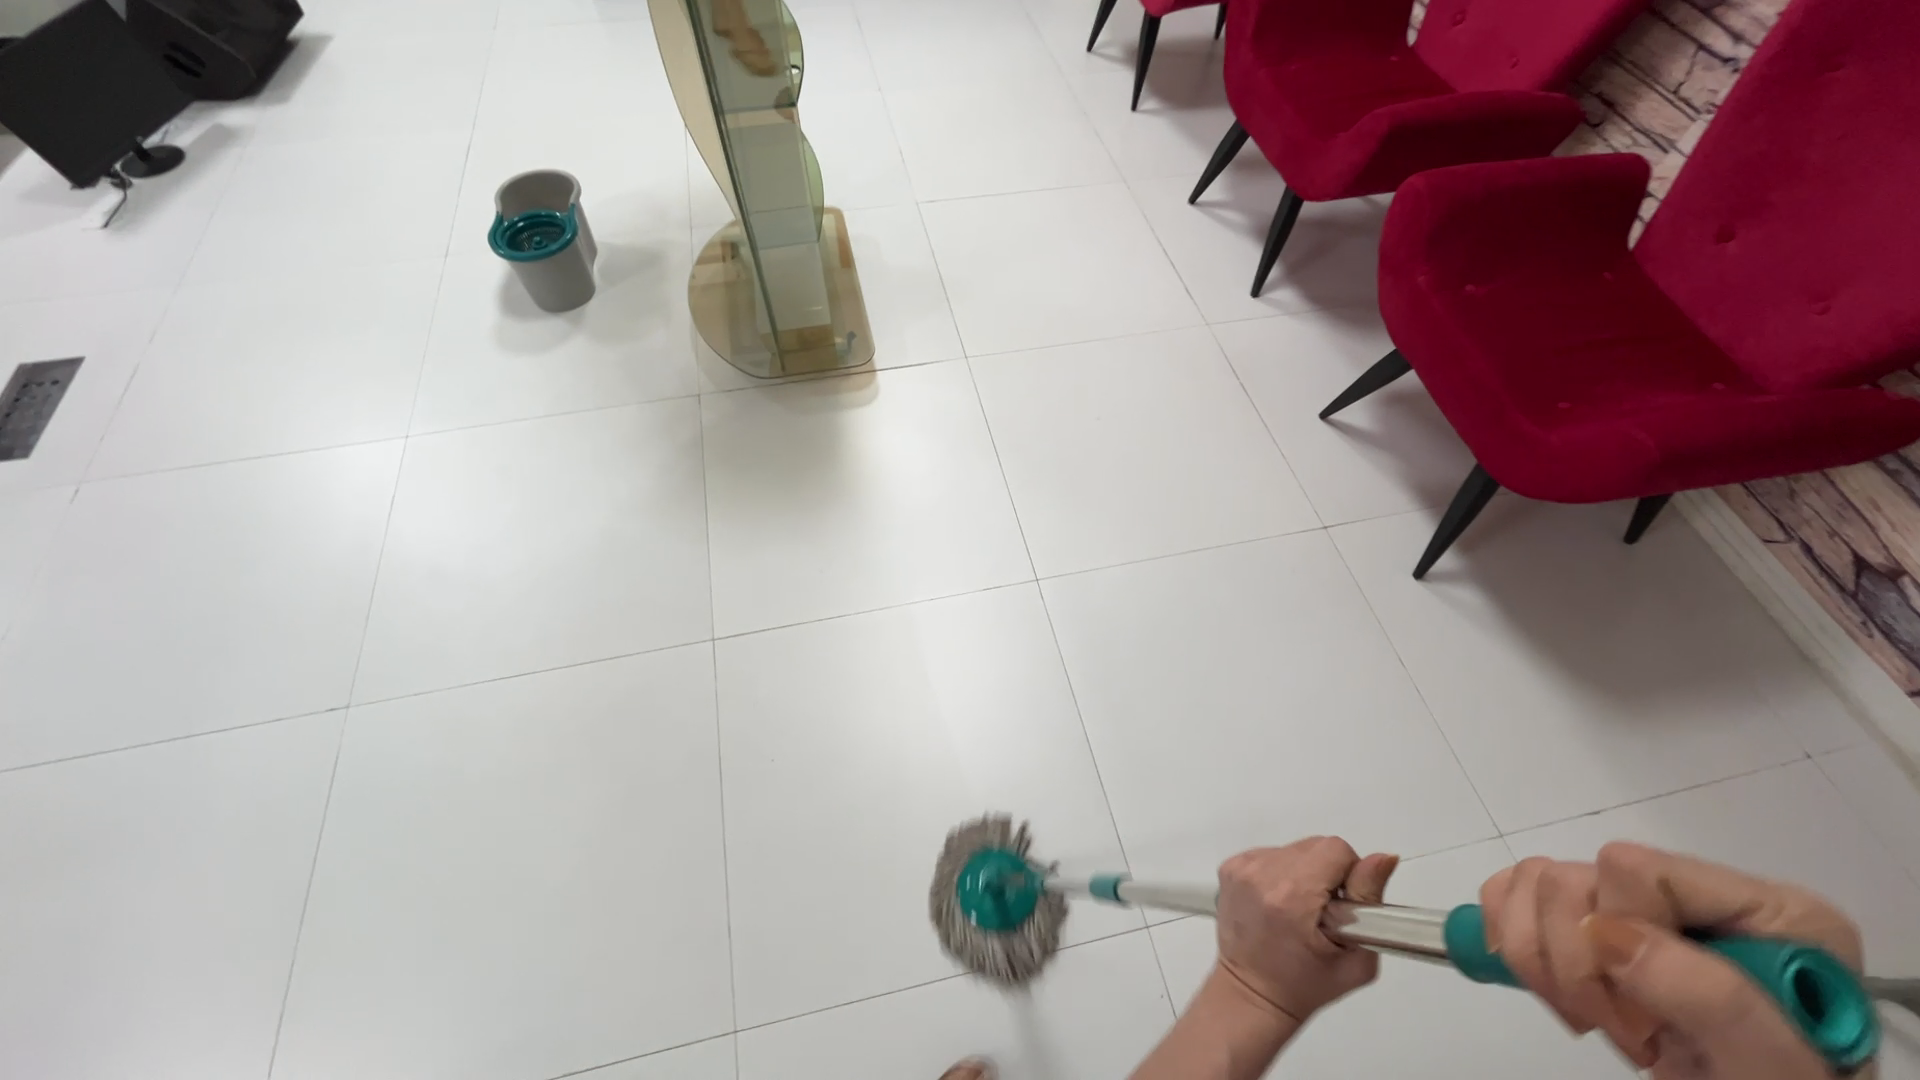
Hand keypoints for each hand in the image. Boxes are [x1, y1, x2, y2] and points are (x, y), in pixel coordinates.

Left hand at [1215, 837, 1399, 1022]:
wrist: (1251, 991)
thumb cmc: (1307, 983)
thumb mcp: (1355, 958)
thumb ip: (1370, 900)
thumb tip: (1385, 857)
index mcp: (1291, 895)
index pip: (1335, 849)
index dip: (1350, 875)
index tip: (1345, 905)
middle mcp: (1260, 873)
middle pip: (1314, 846)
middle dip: (1329, 874)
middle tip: (1324, 913)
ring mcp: (1241, 867)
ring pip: (1294, 849)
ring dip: (1305, 873)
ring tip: (1300, 911)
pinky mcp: (1229, 866)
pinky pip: (1272, 854)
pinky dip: (1283, 873)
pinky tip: (1280, 904)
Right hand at [1480, 842, 1864, 1078]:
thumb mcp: (1772, 1068)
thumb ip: (1713, 999)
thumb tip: (1606, 934)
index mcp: (1761, 910)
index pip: (1635, 869)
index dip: (1617, 932)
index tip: (1649, 1014)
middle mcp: (1691, 893)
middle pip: (1570, 877)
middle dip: (1574, 963)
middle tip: (1620, 1030)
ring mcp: (1634, 905)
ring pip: (1529, 883)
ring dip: (1541, 962)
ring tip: (1594, 1019)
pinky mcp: (1589, 922)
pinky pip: (1507, 894)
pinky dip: (1510, 944)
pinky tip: (1558, 993)